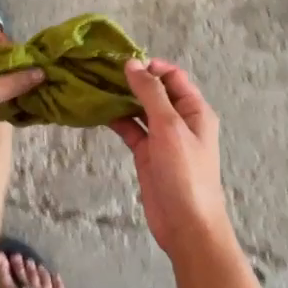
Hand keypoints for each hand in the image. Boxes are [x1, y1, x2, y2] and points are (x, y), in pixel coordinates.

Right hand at [110, 58, 232, 260]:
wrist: (187, 225)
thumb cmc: (185, 172)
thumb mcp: (169, 127)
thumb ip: (150, 93)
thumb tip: (132, 64)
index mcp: (194, 110)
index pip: (173, 76)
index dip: (151, 66)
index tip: (123, 62)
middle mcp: (179, 120)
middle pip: (154, 91)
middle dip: (131, 80)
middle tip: (100, 70)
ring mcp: (162, 138)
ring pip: (139, 109)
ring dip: (121, 98)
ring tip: (93, 84)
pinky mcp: (146, 154)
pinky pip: (130, 129)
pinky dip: (115, 119)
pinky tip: (96, 110)